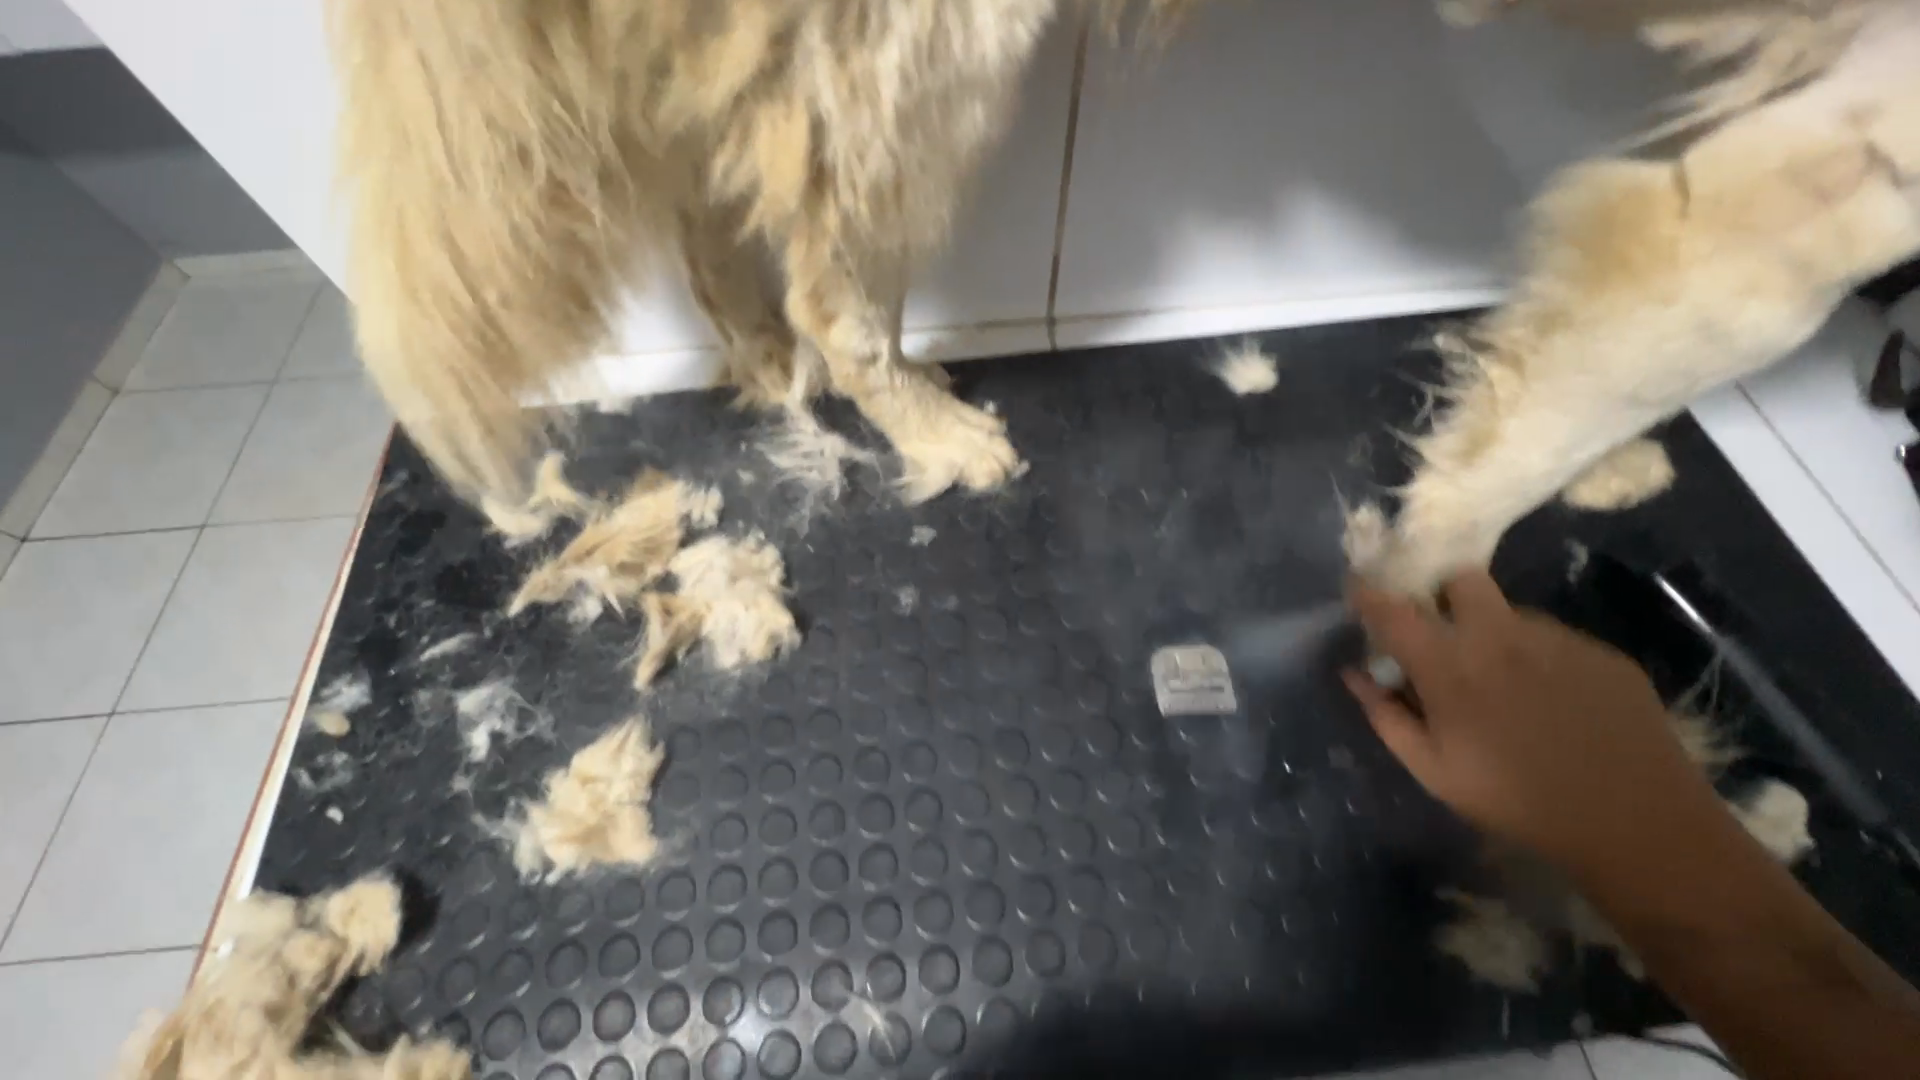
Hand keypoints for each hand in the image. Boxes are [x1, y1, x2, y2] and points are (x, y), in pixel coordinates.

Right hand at [1342, 570, 1724, 872]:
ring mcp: (1558, 640)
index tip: (1358, 590)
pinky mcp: (1604, 653)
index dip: (1369, 594)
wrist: (1638, 825)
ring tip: (1506, 685)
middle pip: (1461, 580)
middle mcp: (1500, 636)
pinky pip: (1555, 639)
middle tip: (1444, 634)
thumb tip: (1354, 675)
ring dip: (1493, 633)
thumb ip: (1386, 715)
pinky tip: (1553, 703)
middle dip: (1443, 595)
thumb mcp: (1432, 770)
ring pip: (1510, 612)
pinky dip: (1538, 658)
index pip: (1393, 610)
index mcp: (1450, 665)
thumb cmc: (1515, 801)